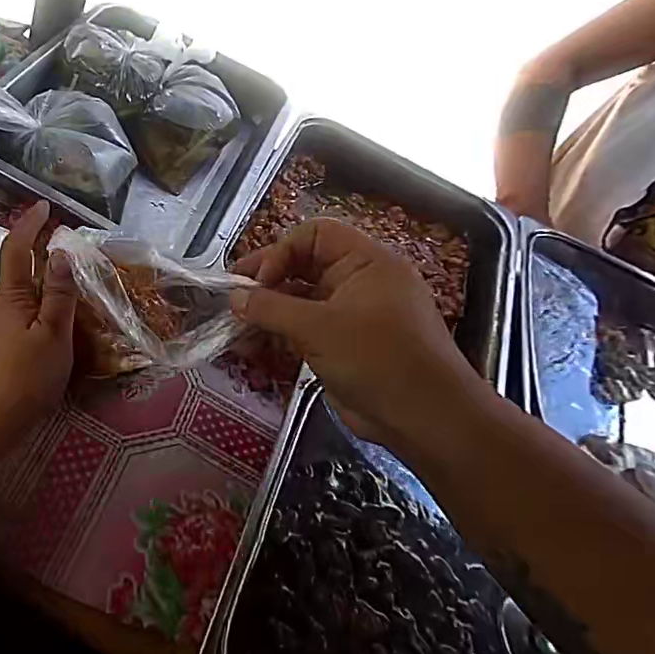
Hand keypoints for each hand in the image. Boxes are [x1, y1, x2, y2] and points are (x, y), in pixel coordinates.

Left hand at [0, 200, 76, 466]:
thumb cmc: (24, 377)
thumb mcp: (52, 334)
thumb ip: (58, 295)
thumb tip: (59, 251)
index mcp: (10, 297)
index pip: (18, 249)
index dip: (29, 225)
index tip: (43, 205)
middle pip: (20, 273)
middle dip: (41, 257)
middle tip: (73, 252)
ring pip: (24, 299)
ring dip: (45, 289)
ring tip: (75, 291)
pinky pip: (24, 320)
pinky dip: (42, 313)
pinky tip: (60, 328)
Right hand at [231, 218, 484, 444]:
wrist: (423, 417)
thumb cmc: (379, 359)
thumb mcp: (320, 328)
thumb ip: (271, 309)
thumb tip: (235, 298)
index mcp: (365, 263)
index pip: (315, 236)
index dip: (282, 252)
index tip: (258, 282)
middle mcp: (357, 284)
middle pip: (302, 269)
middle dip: (265, 284)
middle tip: (231, 298)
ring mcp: (349, 317)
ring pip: (298, 304)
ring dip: (266, 315)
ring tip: (235, 330)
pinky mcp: (341, 348)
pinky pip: (302, 333)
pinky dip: (277, 338)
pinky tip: (251, 349)